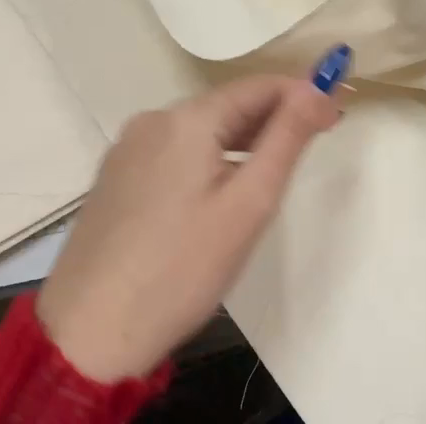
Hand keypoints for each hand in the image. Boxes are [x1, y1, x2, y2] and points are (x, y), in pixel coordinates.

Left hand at [36, 75, 338, 380]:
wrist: (86, 339)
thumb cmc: (181, 269)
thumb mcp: (250, 202)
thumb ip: (289, 136)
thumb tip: (320, 86)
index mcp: (187, 119)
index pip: (260, 86)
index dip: (304, 93)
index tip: (338, 112)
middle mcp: (153, 121)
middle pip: (230, 105)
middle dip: (276, 117)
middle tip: (318, 141)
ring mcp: (127, 150)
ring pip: (203, 130)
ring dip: (245, 139)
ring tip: (275, 170)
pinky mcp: (115, 180)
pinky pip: (176, 152)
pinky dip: (210, 159)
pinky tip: (223, 192)